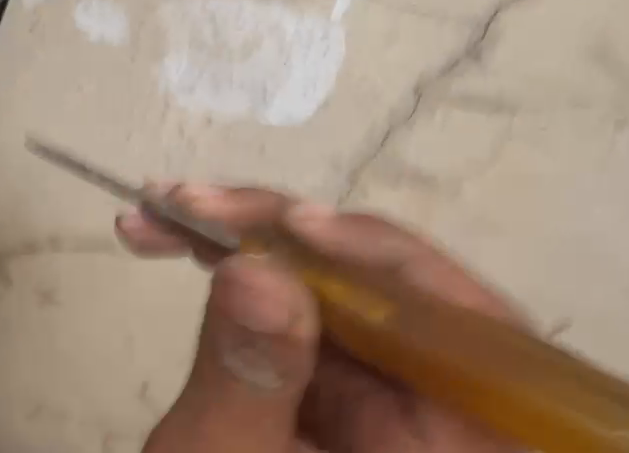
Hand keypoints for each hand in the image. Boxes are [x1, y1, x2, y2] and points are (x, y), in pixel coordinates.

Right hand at [119, 188, 523, 452]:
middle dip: (282, 234)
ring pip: (339, 289)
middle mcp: (448, 425)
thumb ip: (246, 376)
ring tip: (155, 213)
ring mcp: (393, 406)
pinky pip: (304, 308)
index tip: (292, 221)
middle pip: (395, 296)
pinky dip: (237, 266)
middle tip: (183, 203)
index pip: (473, 340)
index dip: (391, 264)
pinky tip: (170, 237)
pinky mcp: (343, 390)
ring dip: (244, 238)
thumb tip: (253, 268)